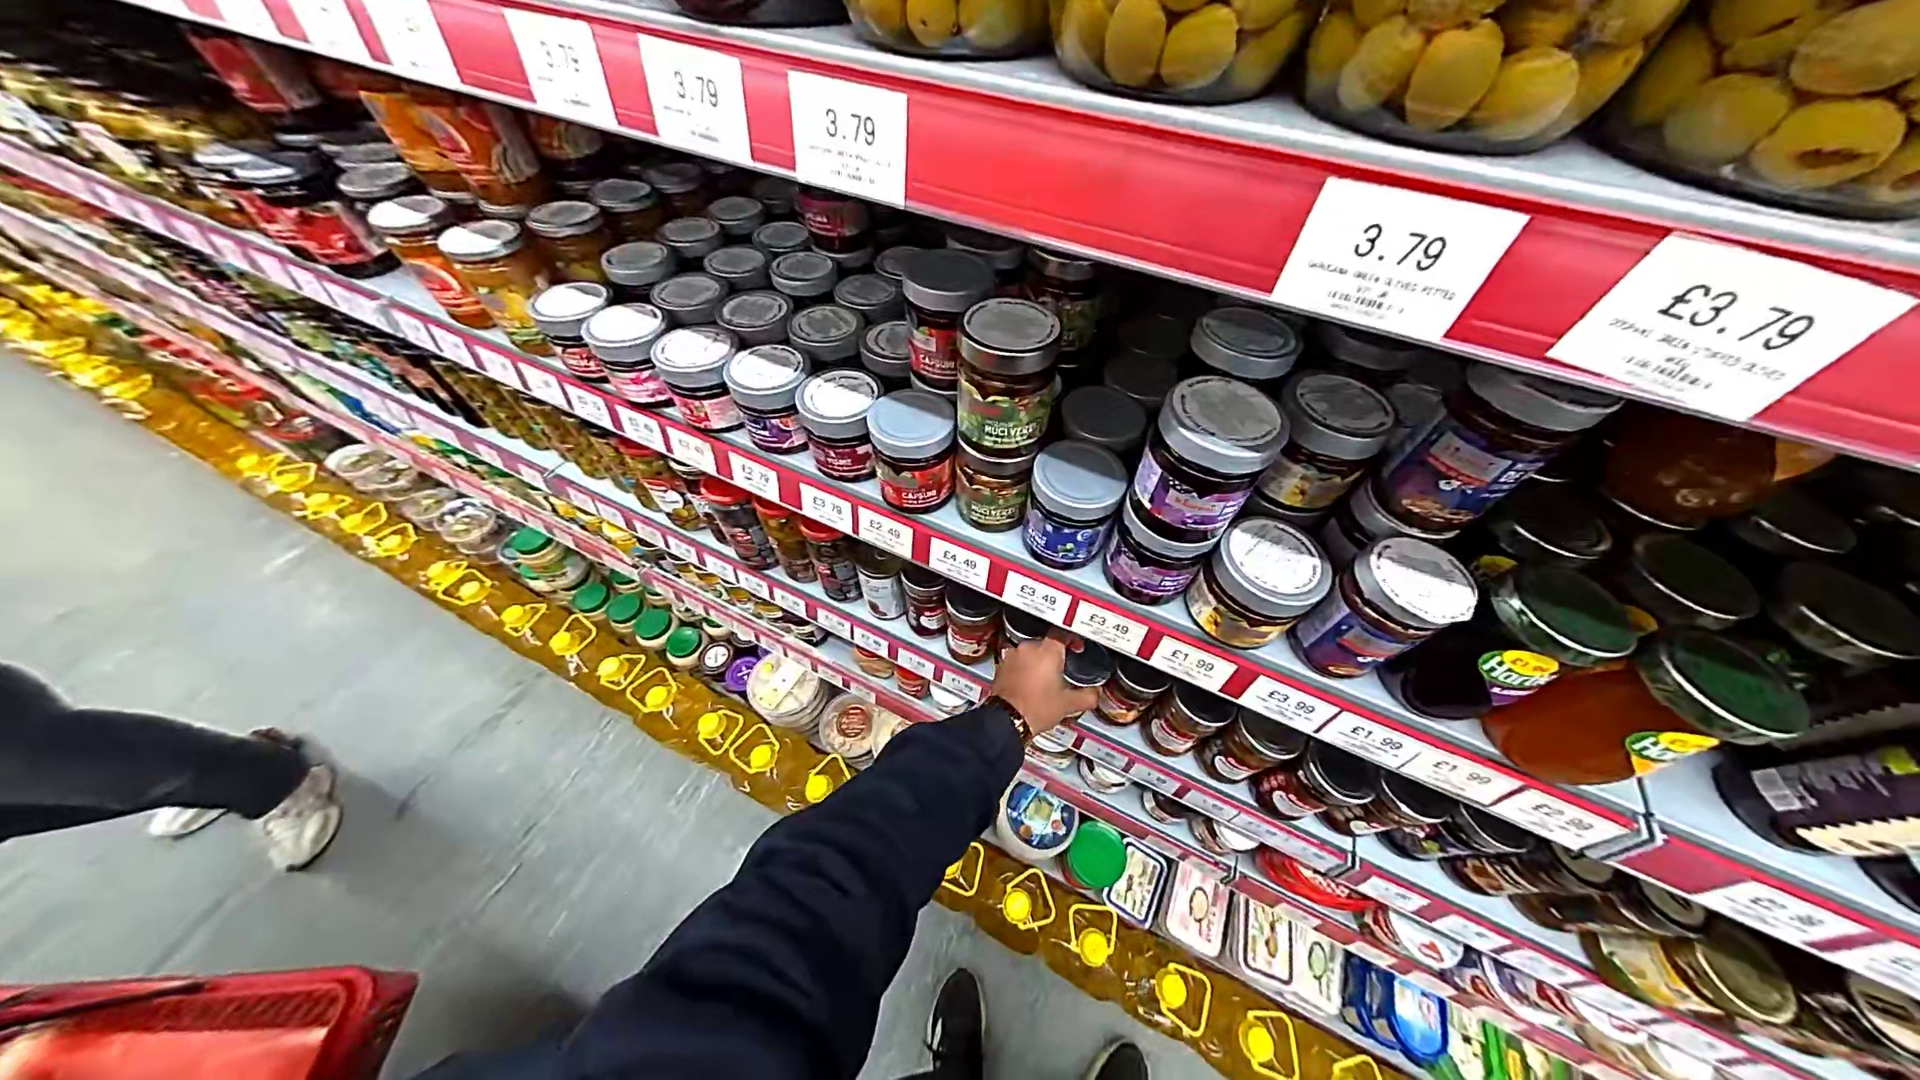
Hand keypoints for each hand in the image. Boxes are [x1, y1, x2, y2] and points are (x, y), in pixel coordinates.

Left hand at [991, 636, 1098, 735]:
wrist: (1007, 720)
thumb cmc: (1036, 708)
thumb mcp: (1068, 704)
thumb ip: (1088, 696)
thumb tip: (1096, 693)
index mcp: (1047, 651)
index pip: (1062, 633)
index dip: (1071, 638)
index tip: (1076, 647)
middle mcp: (1028, 648)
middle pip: (1046, 644)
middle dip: (1054, 656)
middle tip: (1061, 672)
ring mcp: (1013, 655)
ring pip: (1030, 653)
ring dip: (1038, 662)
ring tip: (1044, 681)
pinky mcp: (1002, 665)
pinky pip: (1017, 661)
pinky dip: (1024, 669)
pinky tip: (1029, 684)